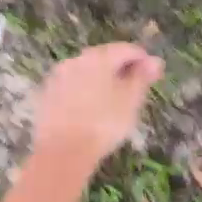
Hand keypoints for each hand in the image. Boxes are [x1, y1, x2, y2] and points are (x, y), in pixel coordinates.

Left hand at [31, 43, 163, 164]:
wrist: (62, 152)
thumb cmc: (104, 123)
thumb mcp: (131, 100)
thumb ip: (142, 77)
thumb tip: (155, 61)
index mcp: (99, 57)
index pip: (127, 49)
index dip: (144, 60)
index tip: (154, 76)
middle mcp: (76, 60)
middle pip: (104, 57)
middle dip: (122, 68)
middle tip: (135, 88)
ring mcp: (58, 77)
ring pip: (86, 71)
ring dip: (102, 80)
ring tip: (114, 100)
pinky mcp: (47, 95)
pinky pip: (72, 86)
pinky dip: (85, 91)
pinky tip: (92, 109)